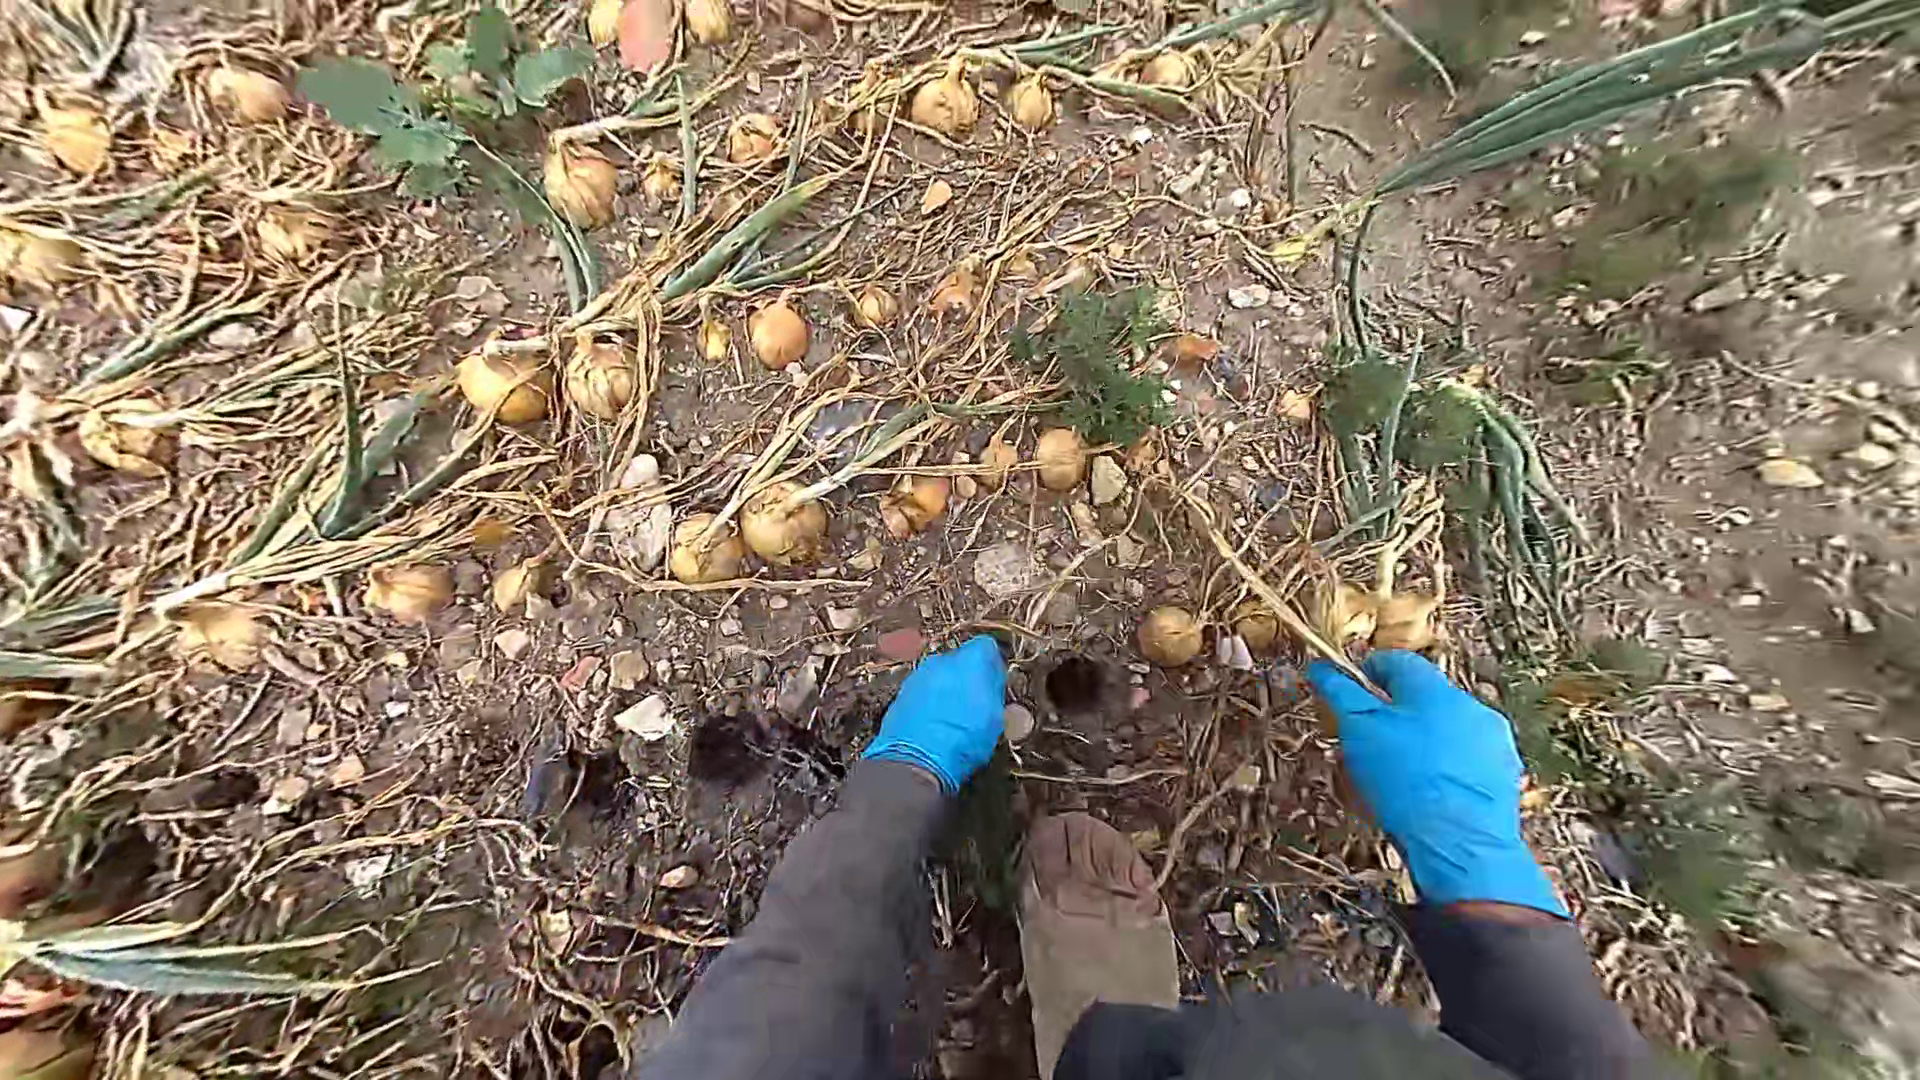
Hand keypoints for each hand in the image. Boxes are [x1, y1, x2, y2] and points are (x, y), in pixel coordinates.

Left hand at [863, 635, 1007, 793]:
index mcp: (971, 660)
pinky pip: (921, 692)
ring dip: (947, 691)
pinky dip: (928, 704)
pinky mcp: (901, 694)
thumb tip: (995, 687)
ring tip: (955, 720)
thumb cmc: (960, 741)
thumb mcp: (996, 718)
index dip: (993, 666)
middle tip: (977, 704)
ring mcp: (919, 676)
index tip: (996, 683)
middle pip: (961, 660)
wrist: (917, 761)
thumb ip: (995, 693)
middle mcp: (942, 661)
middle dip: (968, 678)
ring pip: (939, 676)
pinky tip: (935, 726)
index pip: (987, 648)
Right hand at [1307, 651, 1564, 915]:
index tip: (1346, 694)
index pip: (1395, 661)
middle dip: (1387, 710)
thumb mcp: (1356, 727)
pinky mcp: (1503, 777)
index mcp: (1435, 690)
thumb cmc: (1403, 778)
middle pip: (1418, 695)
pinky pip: (1460, 756)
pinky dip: (1437, 762)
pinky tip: (1418, 787)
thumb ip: (1338, 691)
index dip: (1365, 672)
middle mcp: (1471, 708)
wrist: (1461, 845)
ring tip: (1387, 766)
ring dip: (1413, 736)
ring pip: (1440, 726)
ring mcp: (1493, 744)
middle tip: (1361, 734)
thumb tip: (1320, 666)